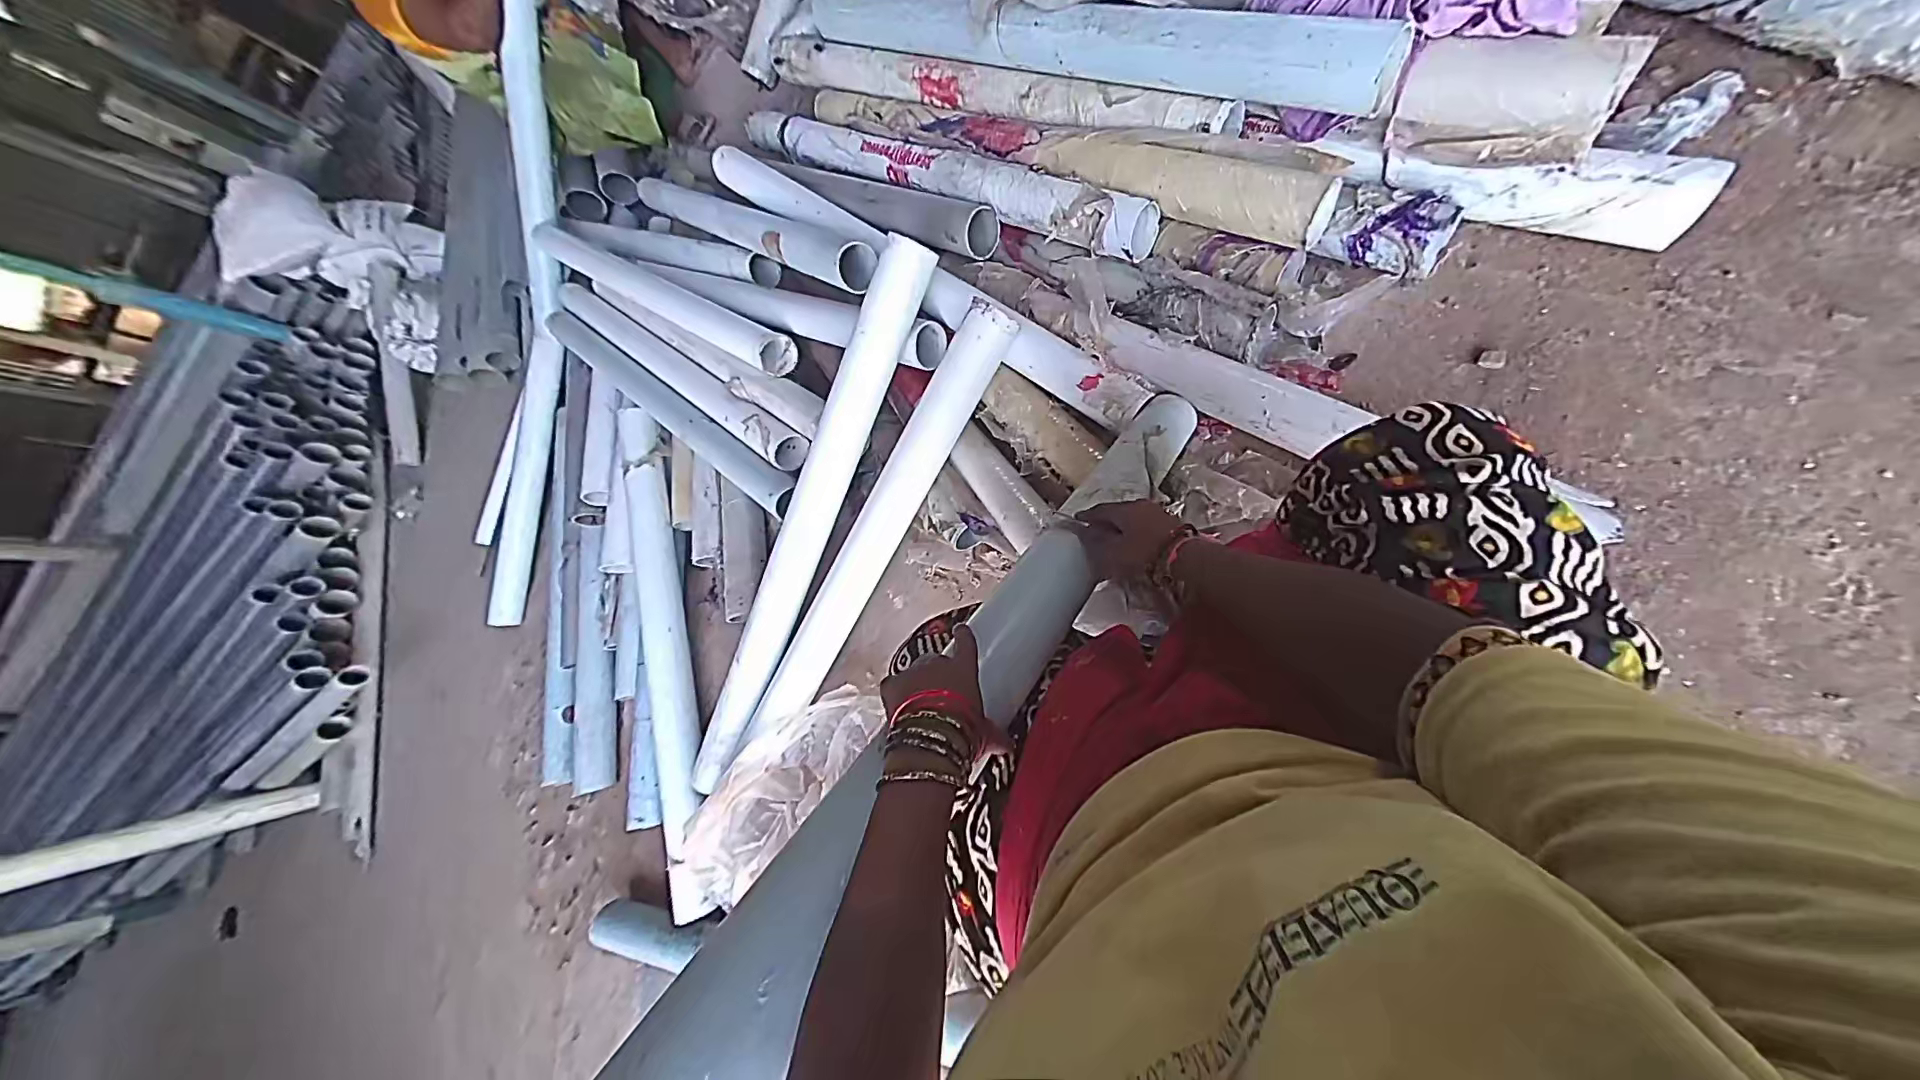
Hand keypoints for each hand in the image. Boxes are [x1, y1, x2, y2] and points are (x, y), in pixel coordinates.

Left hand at [880, 624, 1002, 759]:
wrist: (932, 738)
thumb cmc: (963, 731)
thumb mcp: (985, 734)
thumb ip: (993, 735)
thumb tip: (1005, 745)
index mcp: (963, 669)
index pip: (966, 644)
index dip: (963, 636)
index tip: (961, 630)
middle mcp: (937, 665)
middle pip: (936, 662)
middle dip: (937, 676)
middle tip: (941, 696)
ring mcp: (912, 673)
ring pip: (913, 673)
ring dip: (916, 686)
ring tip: (920, 706)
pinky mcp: (892, 685)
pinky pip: (892, 685)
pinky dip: (894, 694)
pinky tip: (898, 707)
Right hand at [1074, 499, 1186, 583]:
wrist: (1187, 559)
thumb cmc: (1144, 555)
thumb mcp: (1113, 553)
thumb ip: (1097, 542)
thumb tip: (1085, 532)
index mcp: (1124, 509)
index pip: (1100, 510)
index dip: (1087, 516)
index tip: (1077, 520)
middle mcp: (1142, 506)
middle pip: (1118, 512)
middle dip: (1106, 521)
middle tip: (1095, 531)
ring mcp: (1159, 514)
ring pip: (1134, 518)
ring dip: (1123, 527)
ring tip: (1115, 539)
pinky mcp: (1172, 526)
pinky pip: (1146, 526)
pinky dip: (1137, 533)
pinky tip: (1135, 543)